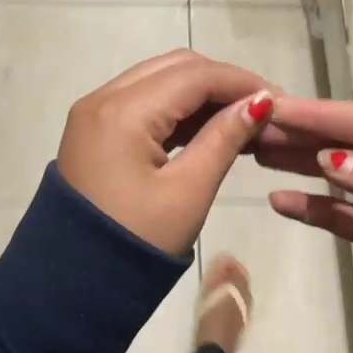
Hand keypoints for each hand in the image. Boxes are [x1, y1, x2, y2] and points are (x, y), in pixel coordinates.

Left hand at [57, 50, 276, 255]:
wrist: (73, 285)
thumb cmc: (137, 242)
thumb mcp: (188, 192)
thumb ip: (224, 139)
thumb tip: (259, 103)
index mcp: (123, 112)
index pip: (193, 76)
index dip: (240, 82)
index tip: (279, 99)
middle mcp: (102, 98)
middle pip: (174, 68)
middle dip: (220, 82)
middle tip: (261, 108)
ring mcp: (93, 113)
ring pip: (157, 80)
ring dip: (199, 93)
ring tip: (241, 119)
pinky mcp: (93, 130)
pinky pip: (141, 101)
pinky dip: (176, 108)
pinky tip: (209, 128)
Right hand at [255, 97, 352, 300]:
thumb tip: (328, 158)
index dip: (320, 113)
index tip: (275, 106)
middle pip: (345, 142)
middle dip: (301, 133)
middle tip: (252, 126)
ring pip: (336, 172)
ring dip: (298, 162)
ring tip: (255, 153)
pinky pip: (339, 214)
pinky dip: (311, 207)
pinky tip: (279, 201)